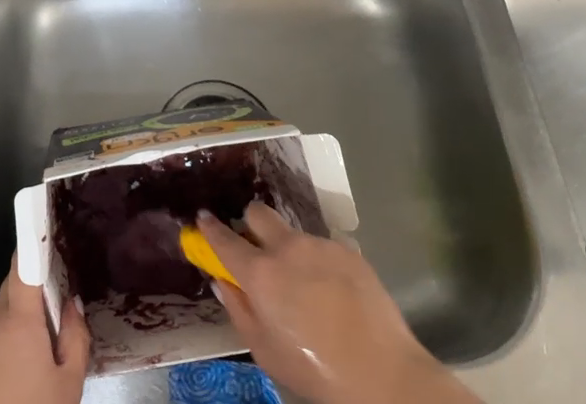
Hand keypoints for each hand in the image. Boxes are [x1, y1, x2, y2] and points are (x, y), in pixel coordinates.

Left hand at [0, 253, 90, 403]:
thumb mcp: (70, 380)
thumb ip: (76, 337)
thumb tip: (73, 303)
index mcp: (19, 320)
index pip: (22, 266)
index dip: (36, 247)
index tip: (54, 237)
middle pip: (14, 284)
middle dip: (36, 280)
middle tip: (64, 286)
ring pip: (6, 307)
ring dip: (26, 306)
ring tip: (54, 323)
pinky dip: (15, 326)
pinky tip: (34, 349)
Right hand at [198, 204, 478, 403]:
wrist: (383, 373)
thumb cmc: (314, 369)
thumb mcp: (263, 349)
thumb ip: (237, 308)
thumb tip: (221, 280)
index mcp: (259, 273)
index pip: (223, 238)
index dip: (209, 227)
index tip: (202, 219)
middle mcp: (287, 248)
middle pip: (258, 212)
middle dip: (250, 224)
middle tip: (257, 250)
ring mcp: (321, 246)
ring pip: (293, 232)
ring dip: (288, 248)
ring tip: (304, 283)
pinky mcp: (349, 252)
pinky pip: (322, 247)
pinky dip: (318, 262)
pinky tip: (331, 291)